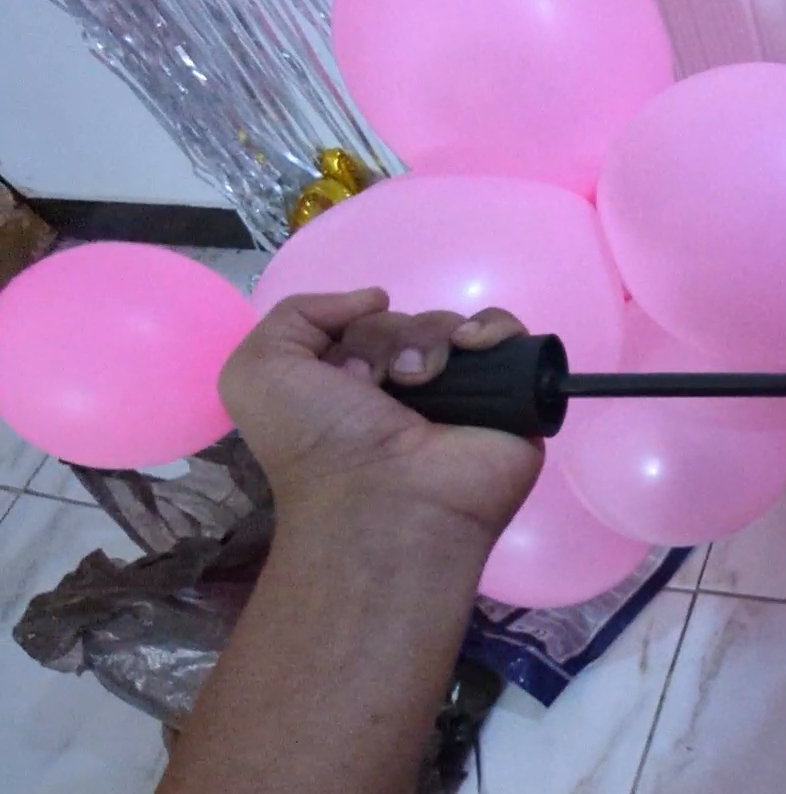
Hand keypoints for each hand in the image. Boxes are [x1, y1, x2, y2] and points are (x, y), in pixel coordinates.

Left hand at [220, 288, 543, 557]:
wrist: (392, 496)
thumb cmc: (321, 441)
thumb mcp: (259, 372)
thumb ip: (295, 315)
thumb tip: (377, 297)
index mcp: (363, 382)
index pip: (372, 323)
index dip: (356, 332)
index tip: (348, 373)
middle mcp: (419, 385)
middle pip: (417, 322)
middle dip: (397, 338)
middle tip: (391, 383)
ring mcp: (472, 390)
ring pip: (463, 325)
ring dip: (438, 336)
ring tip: (428, 378)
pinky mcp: (518, 395)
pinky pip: (515, 338)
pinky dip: (495, 329)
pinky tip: (475, 348)